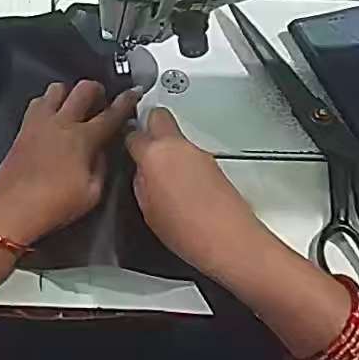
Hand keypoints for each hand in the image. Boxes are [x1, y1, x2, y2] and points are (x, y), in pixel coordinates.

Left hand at [0, 81, 141, 243]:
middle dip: (98, 90)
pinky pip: (38, 101)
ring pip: (58, 88)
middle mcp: (61, 123)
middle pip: (84, 89)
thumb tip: (103, 150)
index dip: (126, 102)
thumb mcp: (92, 192)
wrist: (14, 207)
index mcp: (83, 138)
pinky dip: (49, 102)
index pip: (111, 114)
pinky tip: (52, 114)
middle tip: (102, 99)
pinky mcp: (24, 127)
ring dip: (71, 92)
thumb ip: (102, 165)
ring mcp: (40, 121)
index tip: (132, 94)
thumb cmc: (53, 204)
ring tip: (76, 104)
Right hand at [126, 108, 284, 282]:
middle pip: (159, 117)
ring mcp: (200, 153)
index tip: (127, 149)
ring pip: (178, 137)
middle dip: (149, 124)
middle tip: (144, 143)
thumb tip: (140, 174)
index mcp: (154, 154)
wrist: (231, 242)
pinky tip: (184, 188)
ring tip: (166, 178)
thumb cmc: (191, 232)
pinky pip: (192, 155)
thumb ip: (140, 182)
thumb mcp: (147, 210)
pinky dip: (185, 164)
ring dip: (169, 149)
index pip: (133, 134)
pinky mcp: (216, 164)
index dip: (128, 142)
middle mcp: (179, 146)